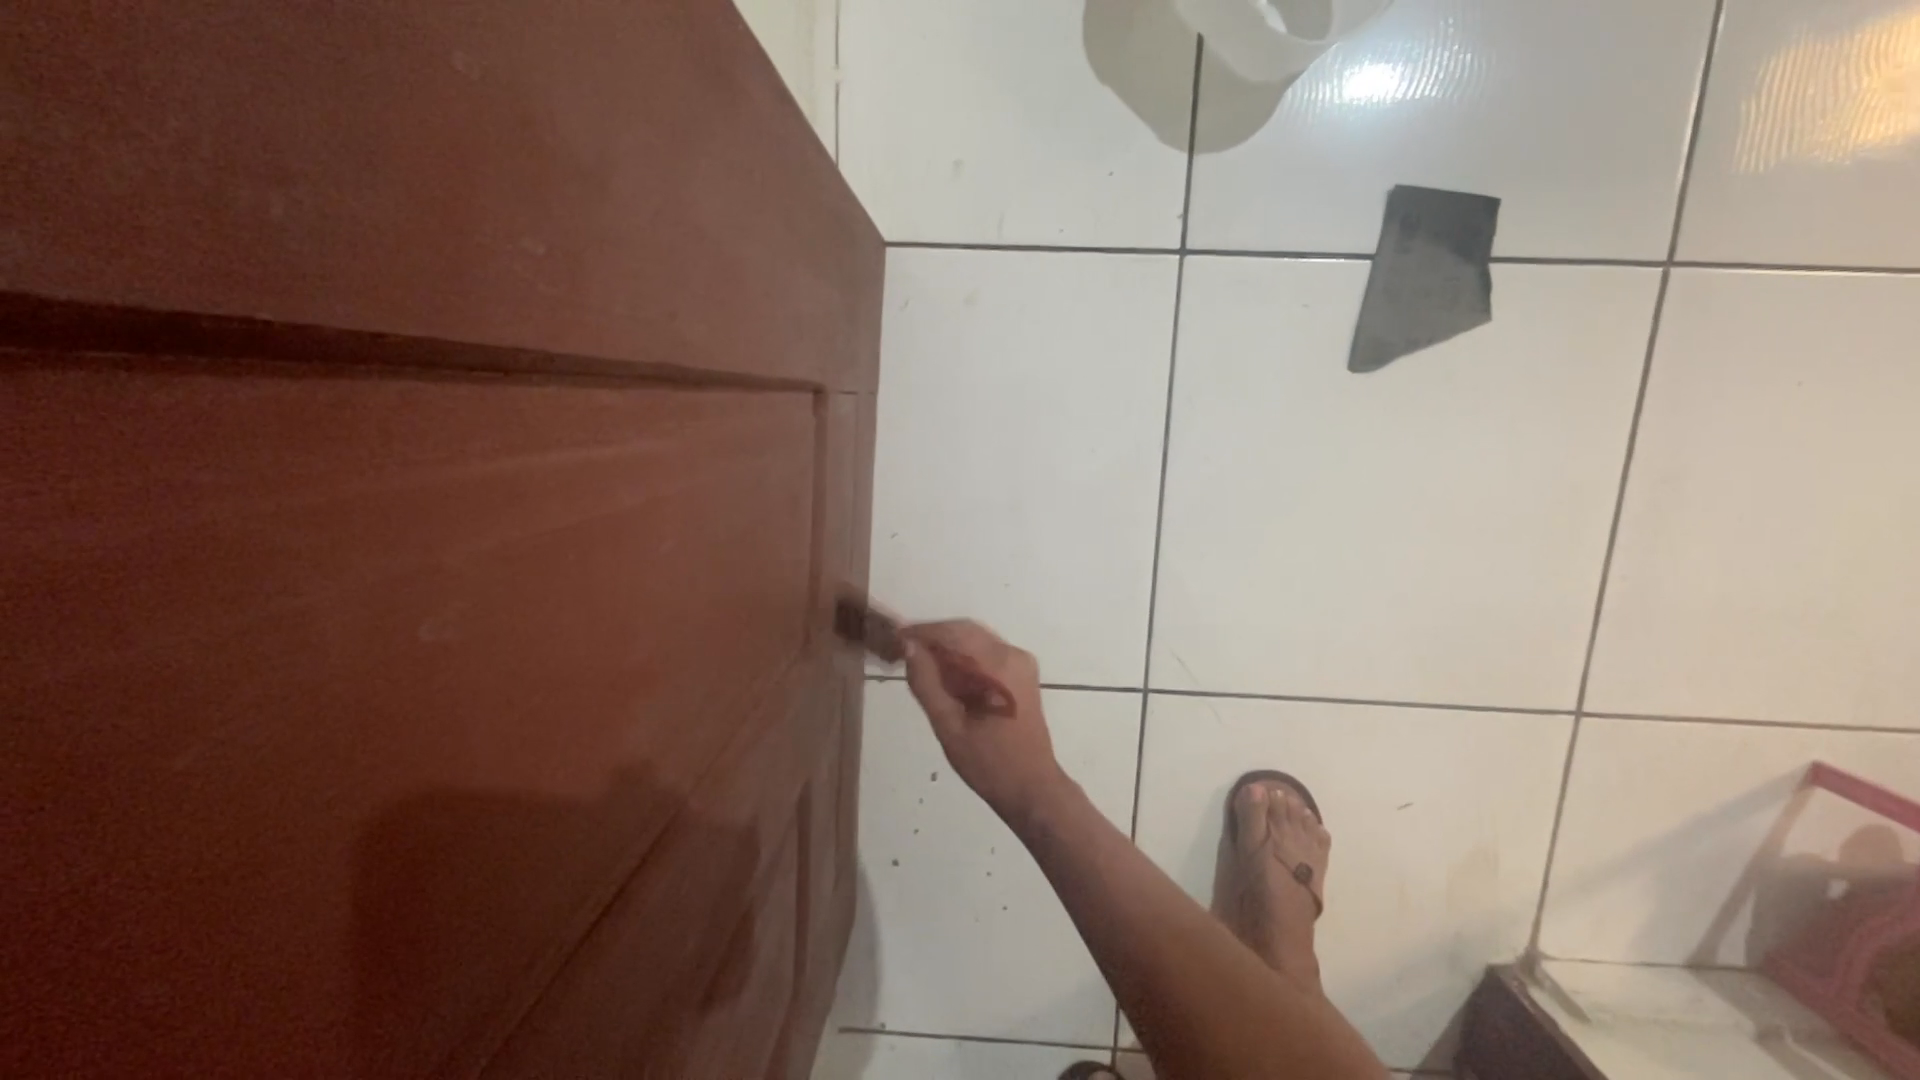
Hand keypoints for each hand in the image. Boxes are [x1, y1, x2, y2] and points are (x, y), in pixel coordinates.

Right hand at [900, 620, 1069, 820]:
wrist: (1032, 788)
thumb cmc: (988, 763)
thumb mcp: (948, 725)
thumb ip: (926, 683)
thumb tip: (909, 646)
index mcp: (999, 665)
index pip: (954, 632)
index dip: (923, 632)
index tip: (896, 638)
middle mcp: (1014, 655)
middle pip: (966, 632)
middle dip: (934, 639)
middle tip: (904, 652)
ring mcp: (1021, 664)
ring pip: (976, 641)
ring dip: (948, 649)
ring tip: (920, 666)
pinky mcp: (1022, 675)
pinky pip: (987, 655)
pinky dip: (964, 660)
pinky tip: (946, 679)